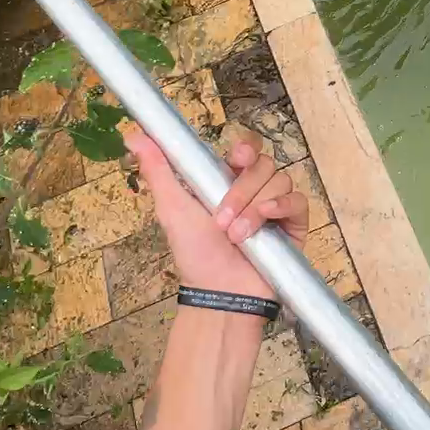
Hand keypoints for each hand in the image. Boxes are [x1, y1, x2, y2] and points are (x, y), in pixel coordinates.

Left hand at [124, 125, 309, 301]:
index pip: (247, 148)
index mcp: (229, 179)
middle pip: (262, 164)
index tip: (237, 158)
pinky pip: (297, 200)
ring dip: (254, 208)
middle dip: (240, 192)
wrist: (219, 293)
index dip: (246, 148)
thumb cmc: (195, 254)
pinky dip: (282, 206)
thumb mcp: (172, 209)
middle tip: (222, 220)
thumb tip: (133, 135)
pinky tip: (268, 219)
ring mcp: (276, 204)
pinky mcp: (294, 222)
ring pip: (278, 181)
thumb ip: (158, 170)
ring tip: (237, 236)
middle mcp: (255, 187)